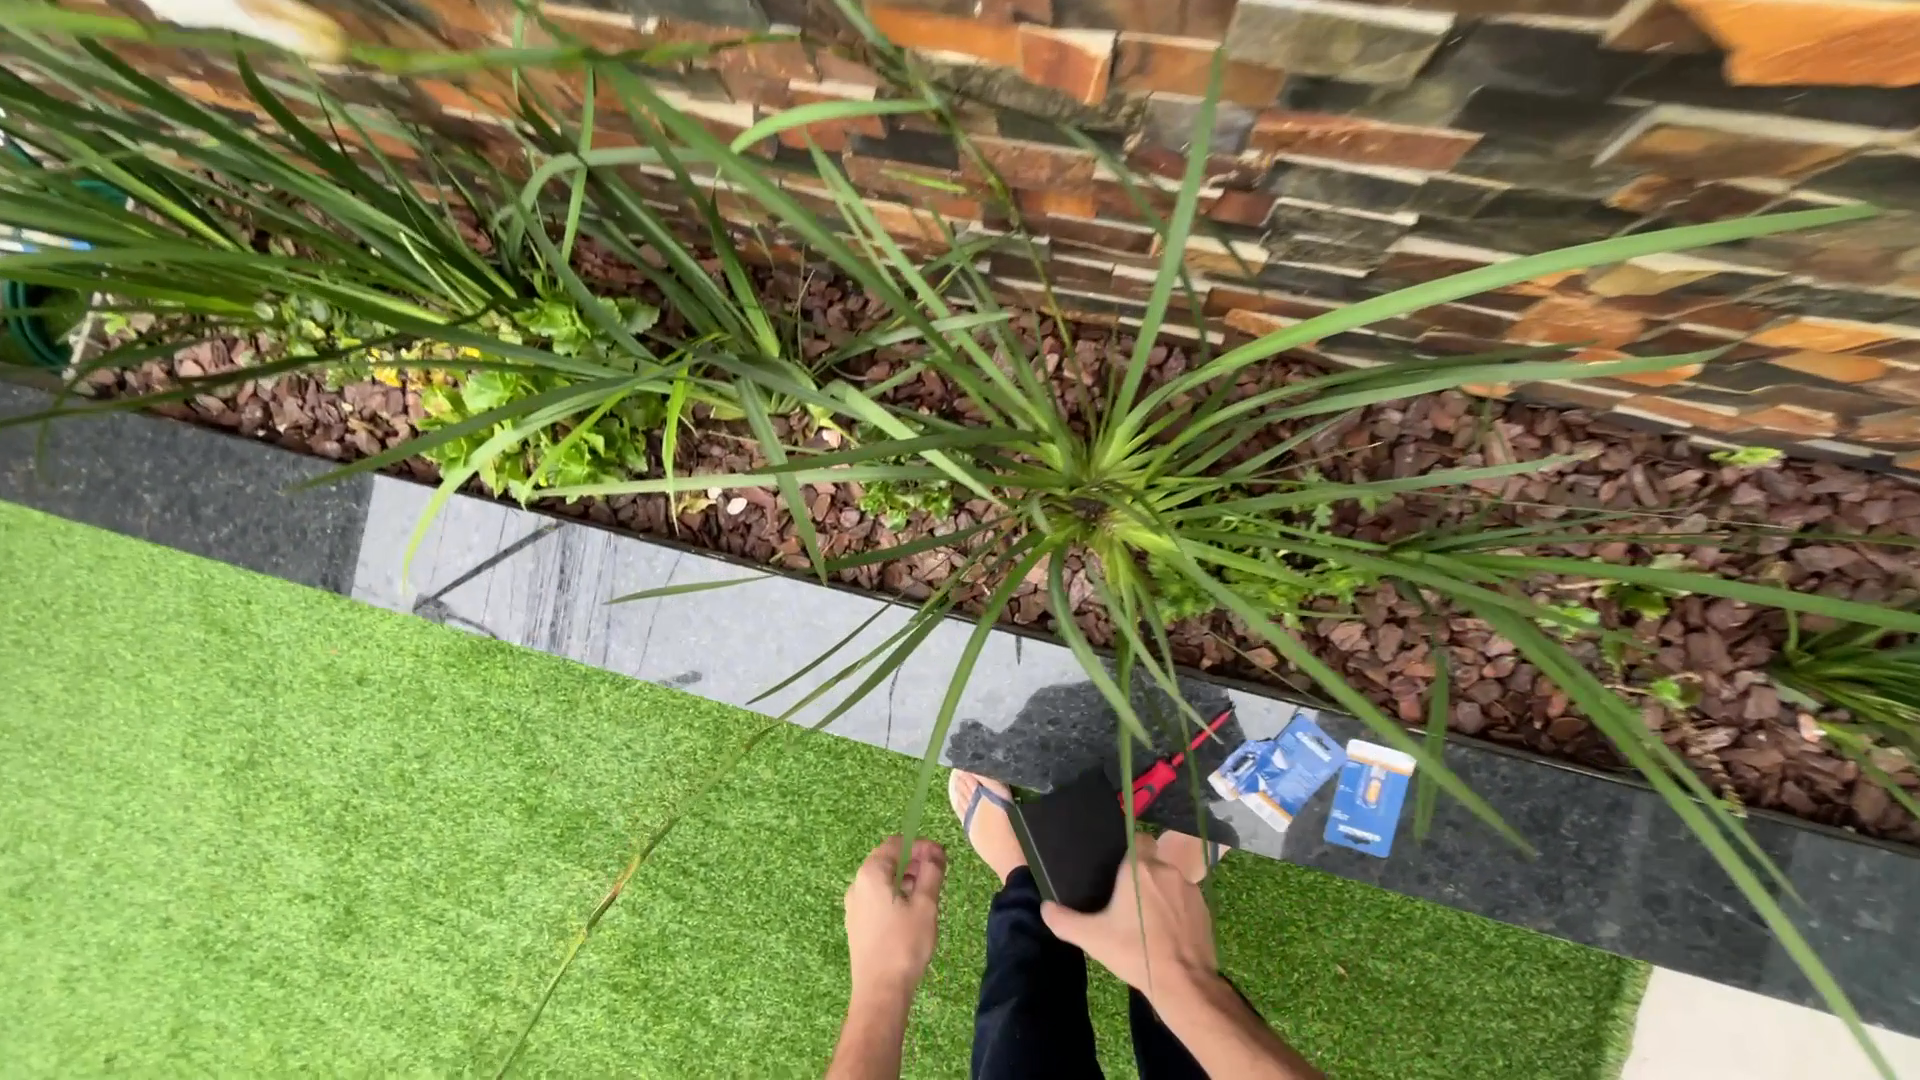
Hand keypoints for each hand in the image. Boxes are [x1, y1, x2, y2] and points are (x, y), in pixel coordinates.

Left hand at [843, 835, 946, 997]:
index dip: (920, 845)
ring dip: (906, 880)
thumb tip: (935, 852)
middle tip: (937, 875)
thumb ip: (931, 872)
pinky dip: (896, 895)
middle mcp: (857, 884)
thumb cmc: (904, 944)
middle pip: (888, 860)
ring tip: (928, 894)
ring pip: (883, 880)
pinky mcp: (857, 923)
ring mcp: (854, 905)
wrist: (880, 992)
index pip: (896, 843)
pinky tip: (912, 912)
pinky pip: (878, 897)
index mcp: (871, 873)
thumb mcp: (925, 904)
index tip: (941, 857)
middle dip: (914, 862)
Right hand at [1040, 833, 1216, 1003]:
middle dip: (1143, 877)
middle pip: (1153, 862)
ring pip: (1171, 881)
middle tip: (1130, 901)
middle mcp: (1166, 870)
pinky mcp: (1205, 909)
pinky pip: (1187, 900)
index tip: (1121, 869)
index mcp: (1138, 868)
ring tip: (1150, 919)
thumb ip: (1064, 920)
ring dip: (1162, 892)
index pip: (1139, 838)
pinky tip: (1169, 932)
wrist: (1183, 983)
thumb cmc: (1134, 952)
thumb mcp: (1092, 938)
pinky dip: (1179, 910)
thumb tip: (1045, 908)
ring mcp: (1189, 889)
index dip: (1131, 850)